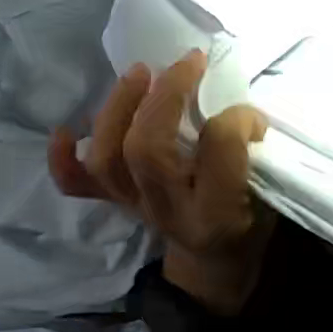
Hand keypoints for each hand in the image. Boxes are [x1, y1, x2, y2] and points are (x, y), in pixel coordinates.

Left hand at [49, 50, 271, 314]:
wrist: (216, 267)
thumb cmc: (251, 222)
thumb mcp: (269, 193)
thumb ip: (254, 153)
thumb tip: (237, 109)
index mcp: (217, 212)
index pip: (218, 148)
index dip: (237, 118)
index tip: (251, 114)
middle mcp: (167, 210)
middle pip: (146, 149)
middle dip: (164, 96)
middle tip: (187, 63)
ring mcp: (135, 206)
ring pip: (107, 157)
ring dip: (119, 107)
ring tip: (140, 72)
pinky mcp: (116, 202)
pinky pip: (77, 184)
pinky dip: (63, 158)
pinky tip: (65, 130)